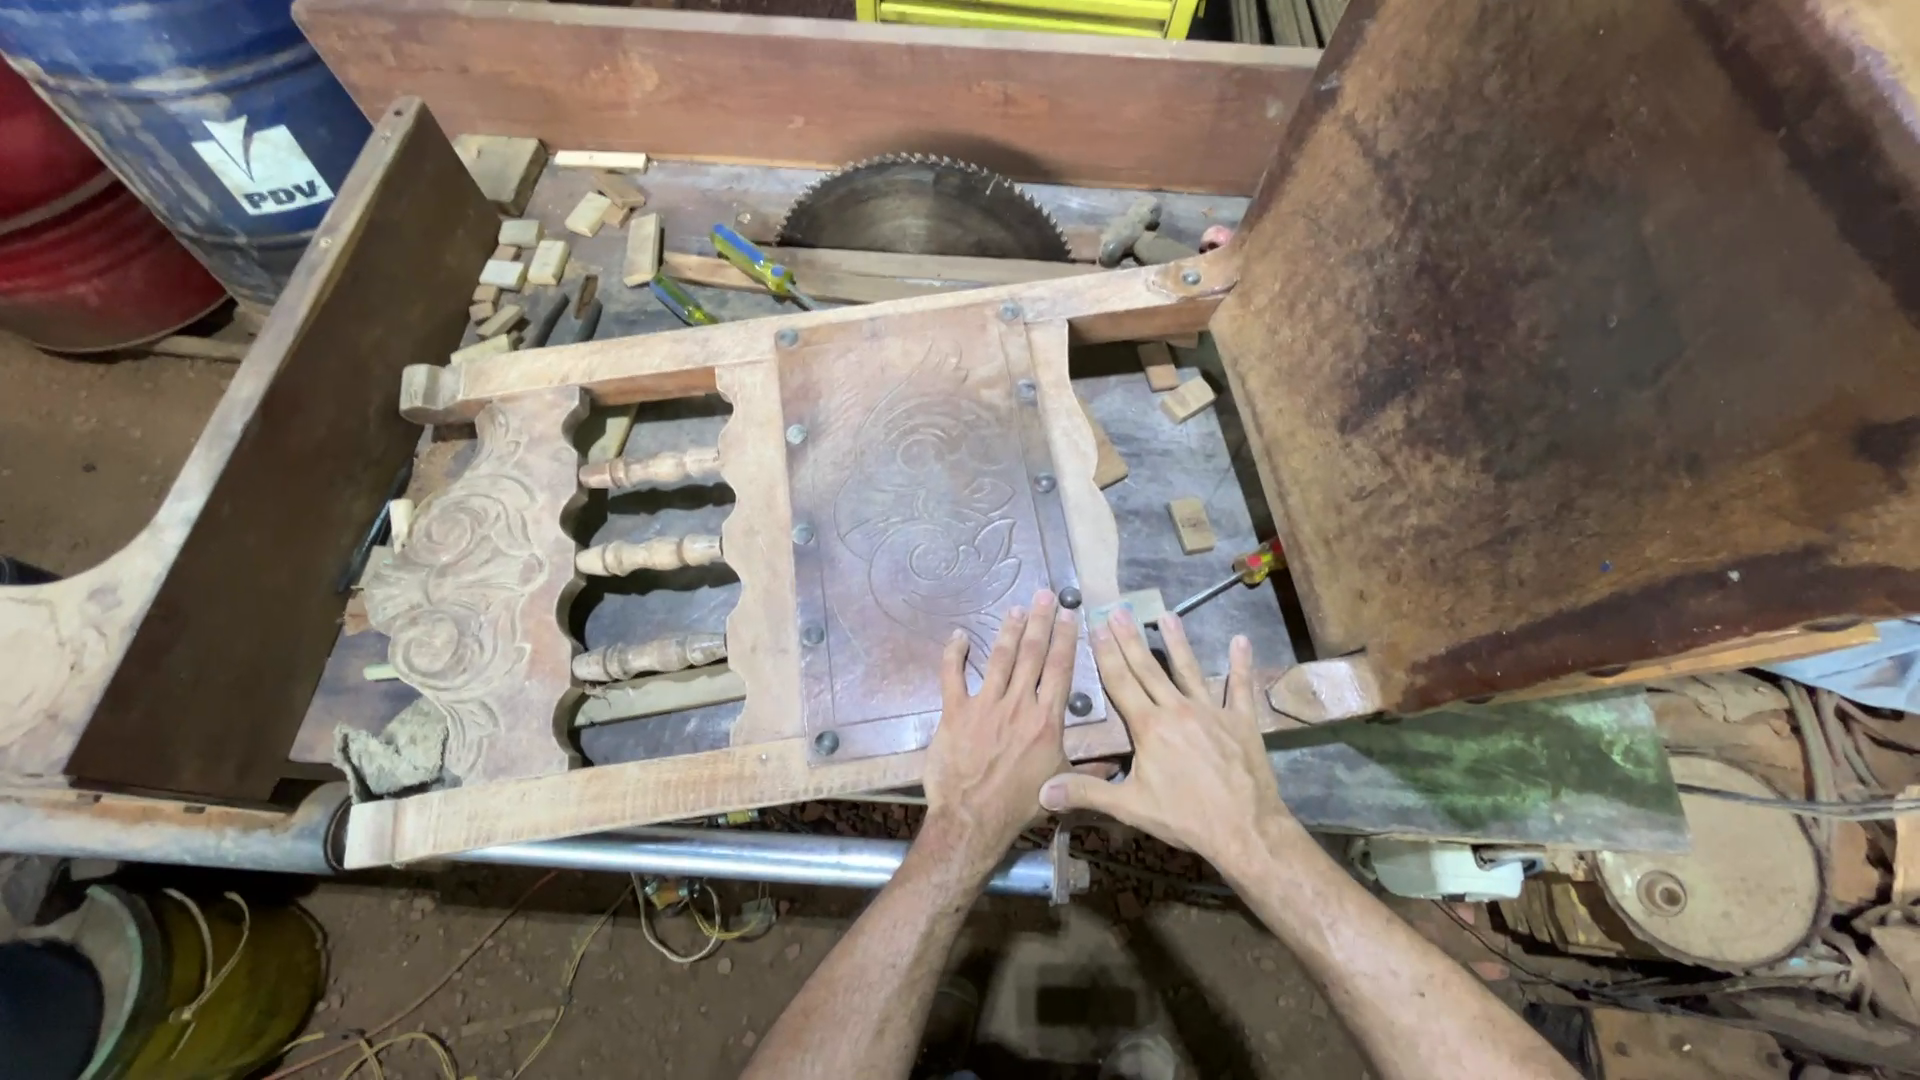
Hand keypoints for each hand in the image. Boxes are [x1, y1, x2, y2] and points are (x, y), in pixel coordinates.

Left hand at [921, 588, 1078, 874]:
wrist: (972, 819)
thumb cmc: (1019, 806)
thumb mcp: (1060, 786)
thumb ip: (1089, 773)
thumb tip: (1116, 768)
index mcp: (1046, 719)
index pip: (1060, 669)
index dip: (1066, 638)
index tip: (1069, 614)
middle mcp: (1018, 704)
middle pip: (1032, 653)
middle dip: (1040, 621)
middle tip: (1044, 594)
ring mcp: (984, 705)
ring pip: (999, 658)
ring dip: (1008, 630)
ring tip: (1016, 608)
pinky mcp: (954, 712)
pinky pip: (952, 675)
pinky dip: (954, 653)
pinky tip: (958, 635)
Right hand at [1039, 608, 1296, 871]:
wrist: (1245, 831)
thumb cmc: (1184, 818)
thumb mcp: (1130, 807)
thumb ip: (1086, 793)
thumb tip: (1043, 790)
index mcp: (1149, 726)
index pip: (1120, 682)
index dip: (1106, 653)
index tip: (1096, 625)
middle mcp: (1177, 709)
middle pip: (1149, 667)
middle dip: (1131, 637)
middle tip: (1119, 610)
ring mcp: (1211, 712)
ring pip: (1190, 669)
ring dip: (1177, 641)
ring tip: (1167, 614)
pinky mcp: (1241, 722)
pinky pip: (1240, 688)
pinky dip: (1240, 665)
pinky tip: (1241, 641)